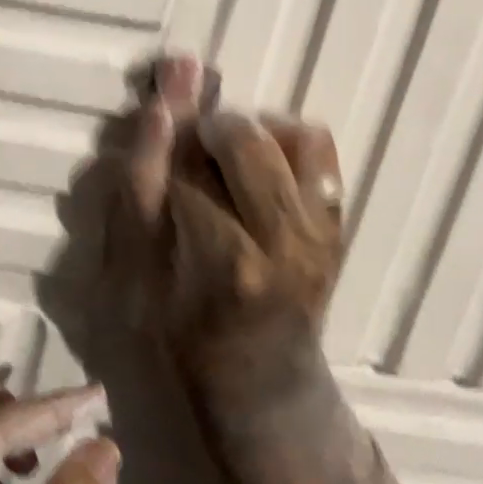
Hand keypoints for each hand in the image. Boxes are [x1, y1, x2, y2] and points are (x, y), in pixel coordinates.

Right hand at [107, 54, 345, 401]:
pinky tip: (261, 166)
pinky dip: (285, 140)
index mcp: (227, 260)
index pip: (187, 167)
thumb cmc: (185, 327)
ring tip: (225, 161)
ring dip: (248, 133)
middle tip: (188, 148)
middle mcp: (285, 241)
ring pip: (288, 136)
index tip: (152, 116)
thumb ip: (146, 182)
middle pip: (243, 140)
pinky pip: (318, 148)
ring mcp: (320, 230)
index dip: (164, 134)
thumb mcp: (143, 270)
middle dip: (207, 128)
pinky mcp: (339, 222)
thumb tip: (158, 106)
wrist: (262, 377)